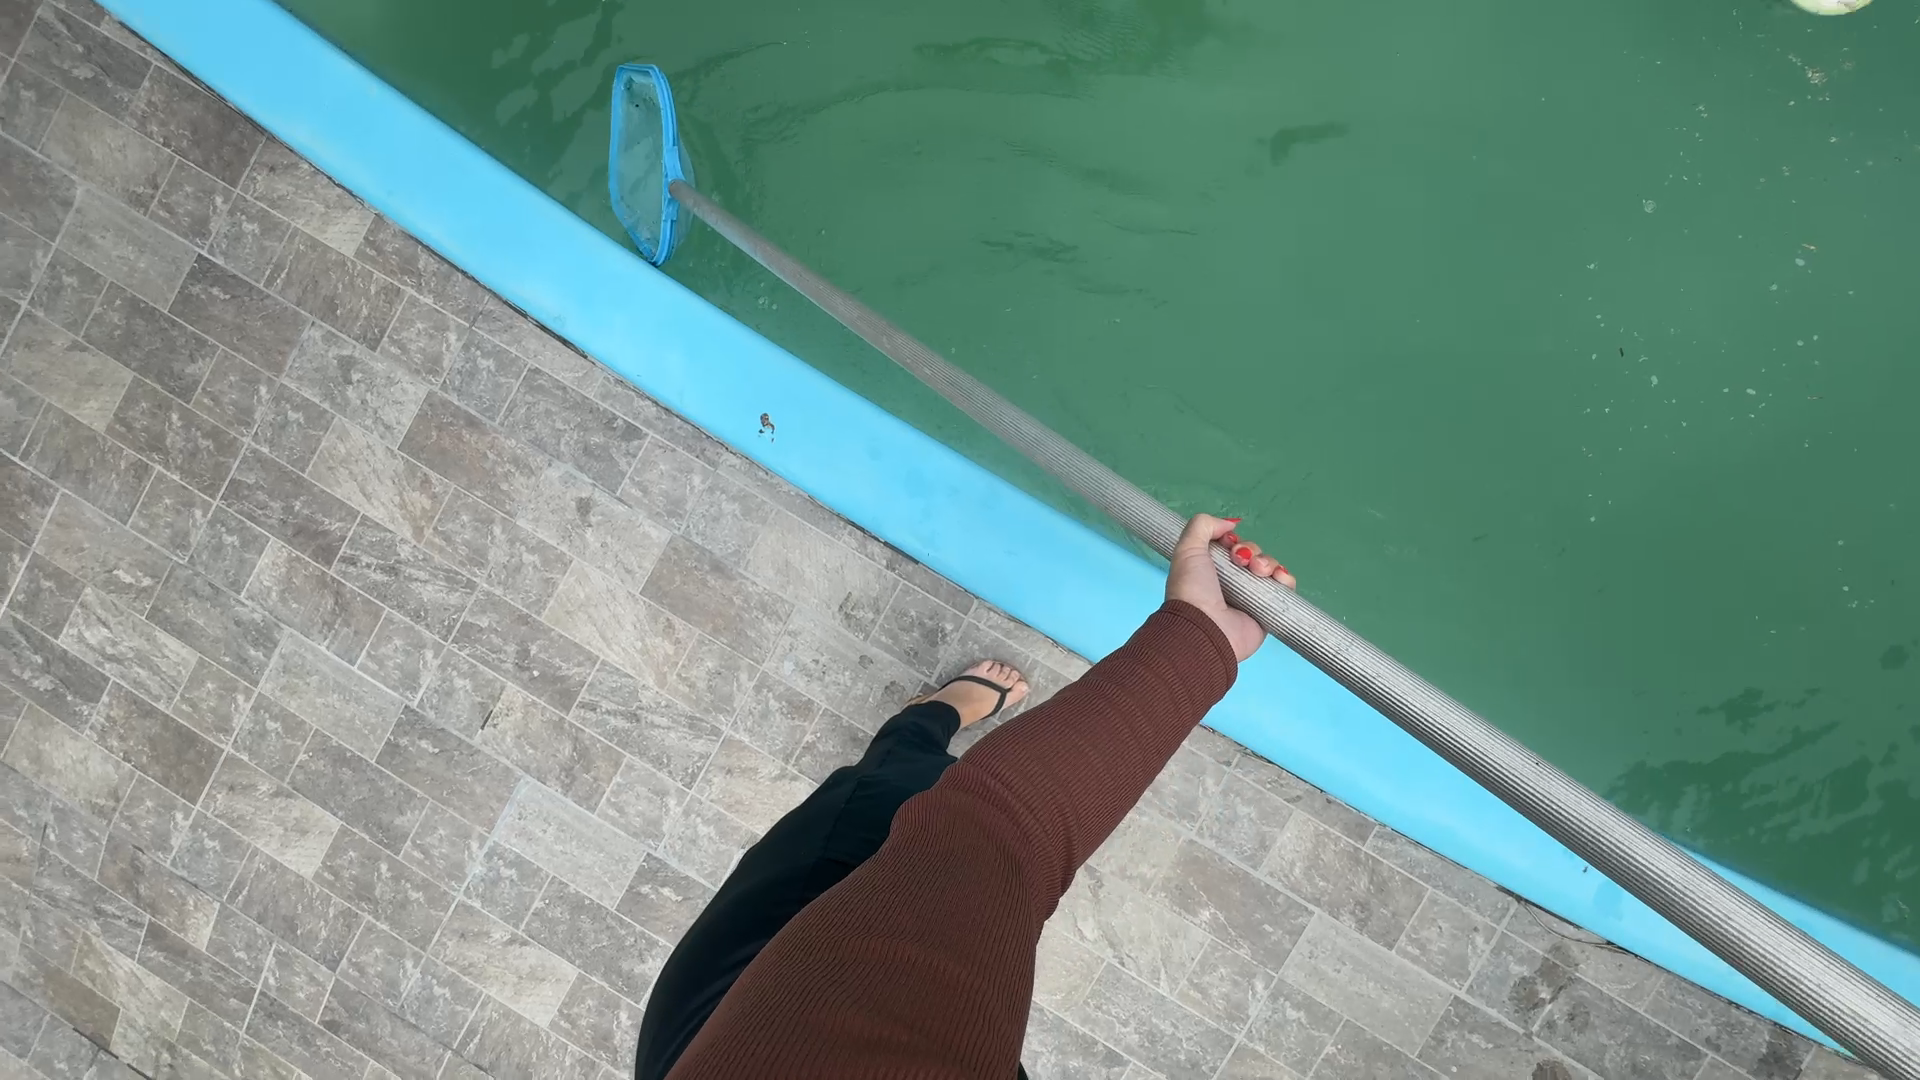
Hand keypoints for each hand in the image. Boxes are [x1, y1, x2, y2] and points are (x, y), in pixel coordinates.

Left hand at [1165, 514, 1296, 661]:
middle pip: (1252, 553)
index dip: (1233, 541)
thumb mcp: (1187, 549)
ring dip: (1267, 562)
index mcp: (1210, 568)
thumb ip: (1203, 526)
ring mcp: (1250, 596)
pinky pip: (1284, 587)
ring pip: (1269, 567)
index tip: (1228, 545)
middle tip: (1242, 561)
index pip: (1231, 545)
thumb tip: (1229, 524)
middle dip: (1251, 551)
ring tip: (1258, 572)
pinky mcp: (1268, 610)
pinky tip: (1277, 578)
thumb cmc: (1192, 589)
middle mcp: (1230, 581)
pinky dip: (1284, 578)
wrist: (1205, 628)